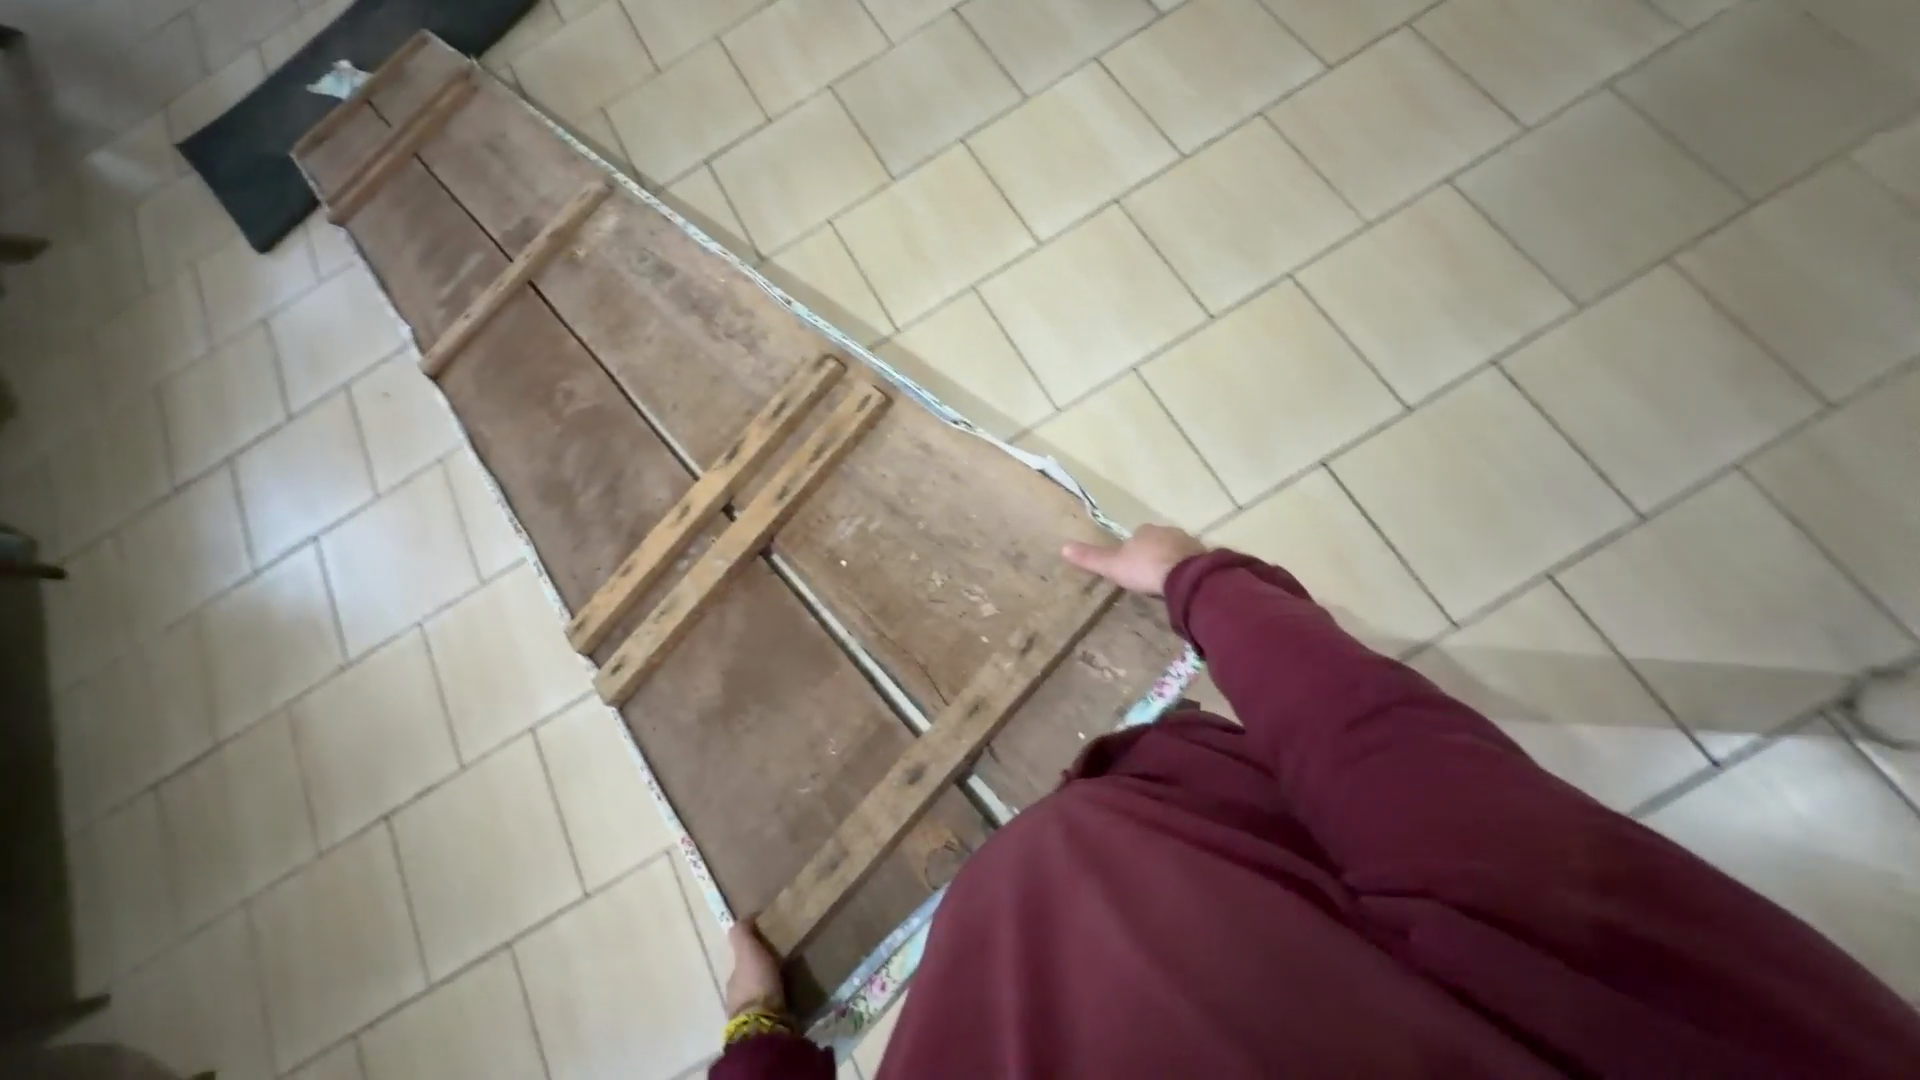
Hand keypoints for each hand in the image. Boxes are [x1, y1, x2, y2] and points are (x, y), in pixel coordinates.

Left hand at [724, 920, 785, 1016]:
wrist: (764, 1024)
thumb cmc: (756, 983)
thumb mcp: (748, 952)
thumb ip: (742, 935)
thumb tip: (742, 918)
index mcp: (734, 979)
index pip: (742, 963)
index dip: (753, 954)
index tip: (769, 946)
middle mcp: (737, 998)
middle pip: (749, 980)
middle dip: (762, 973)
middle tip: (782, 963)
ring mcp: (749, 1016)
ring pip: (760, 996)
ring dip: (769, 990)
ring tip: (789, 982)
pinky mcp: (765, 1028)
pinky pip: (770, 1010)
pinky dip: (777, 1003)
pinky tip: (788, 999)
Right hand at [1062, 524, 1206, 596]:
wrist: (1185, 576)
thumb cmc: (1144, 568)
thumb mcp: (1113, 566)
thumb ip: (1091, 558)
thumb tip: (1063, 547)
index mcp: (1144, 531)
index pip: (1136, 535)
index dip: (1133, 548)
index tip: (1131, 565)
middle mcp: (1167, 531)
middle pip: (1157, 541)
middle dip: (1153, 553)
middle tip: (1149, 574)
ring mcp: (1188, 542)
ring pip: (1176, 549)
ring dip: (1171, 560)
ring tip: (1167, 581)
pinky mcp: (1203, 556)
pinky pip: (1191, 561)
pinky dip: (1186, 569)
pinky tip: (1183, 582)